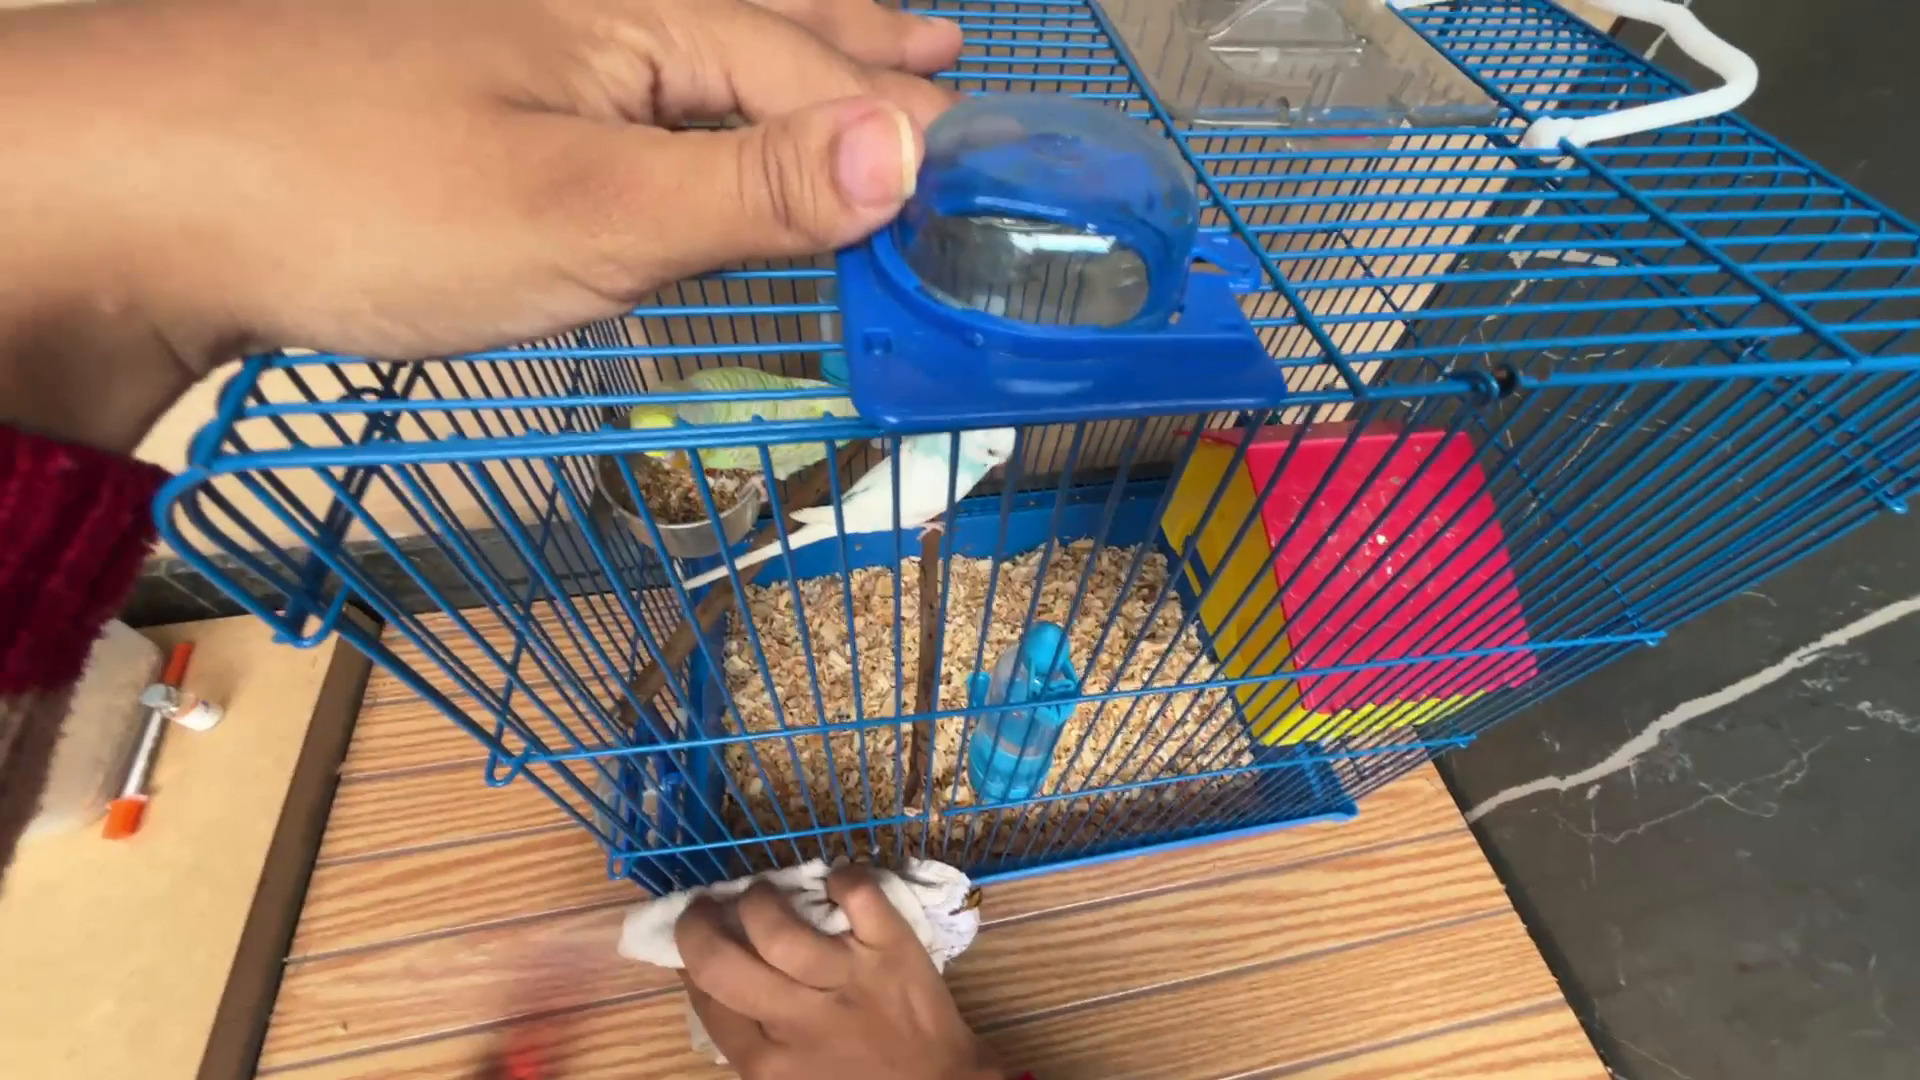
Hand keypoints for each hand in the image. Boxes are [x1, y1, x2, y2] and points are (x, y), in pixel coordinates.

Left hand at [0, 0, 959, 451]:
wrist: (131, 193)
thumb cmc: (371, 205)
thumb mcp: (593, 212)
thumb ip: (752, 188)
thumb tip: (906, 157)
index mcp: (642, 21)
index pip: (817, 79)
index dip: (905, 128)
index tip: (985, 166)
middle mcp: (604, 10)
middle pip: (774, 32)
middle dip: (869, 52)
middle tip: (948, 55)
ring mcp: (547, 46)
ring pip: (713, 45)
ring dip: (801, 54)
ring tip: (869, 49)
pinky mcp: (501, 92)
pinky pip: (653, 79)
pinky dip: (716, 91)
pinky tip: (710, 89)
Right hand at [675, 865, 1000, 1079]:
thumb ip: (752, 1041)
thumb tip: (711, 980)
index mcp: (769, 1064)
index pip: (708, 998)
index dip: (688, 955)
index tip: (692, 932)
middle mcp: (800, 1019)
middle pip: (724, 963)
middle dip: (701, 924)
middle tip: (706, 903)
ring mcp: (848, 977)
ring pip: (781, 925)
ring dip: (762, 896)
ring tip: (763, 890)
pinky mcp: (891, 946)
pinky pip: (860, 895)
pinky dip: (844, 877)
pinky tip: (835, 878)